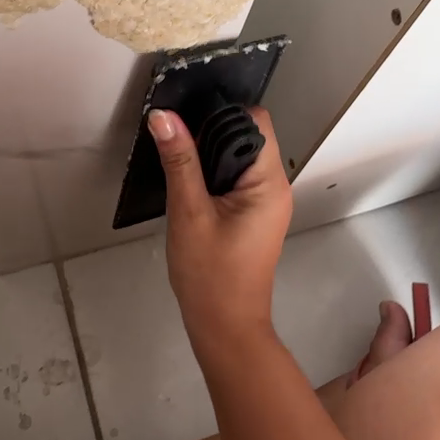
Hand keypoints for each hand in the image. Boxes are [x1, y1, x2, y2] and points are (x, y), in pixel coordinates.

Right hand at [149, 105, 292, 347]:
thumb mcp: (188, 212)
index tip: (187, 114)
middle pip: (249, 136)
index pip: (256, 122)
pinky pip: (236, 179)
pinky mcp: (253, 215)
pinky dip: (213, 173)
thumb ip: (179, 160)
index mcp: (269, 182)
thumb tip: (163, 115)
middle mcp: (275, 187)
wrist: (224, 326)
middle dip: (212, 131)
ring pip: (240, 158)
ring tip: (176, 154)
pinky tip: (187, 180)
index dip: (223, 112)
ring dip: (210, 153)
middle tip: (175, 134)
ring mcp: (266, 203)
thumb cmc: (209, 273)